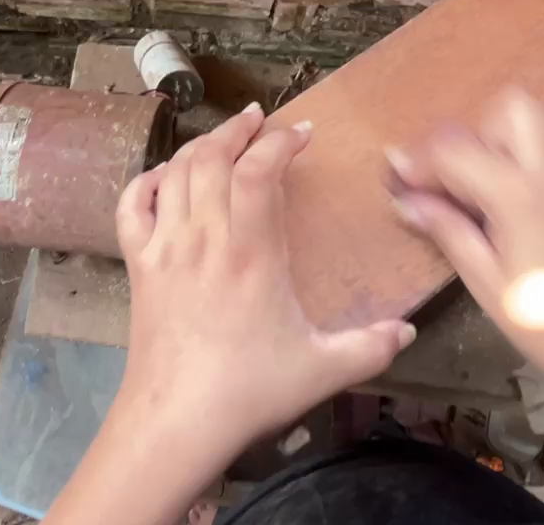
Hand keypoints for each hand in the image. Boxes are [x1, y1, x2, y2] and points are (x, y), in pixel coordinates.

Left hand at [112, 102, 416, 452]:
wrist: (174, 423)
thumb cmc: (248, 390)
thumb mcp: (321, 370)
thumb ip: (370, 347)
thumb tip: (410, 331)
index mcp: (250, 250)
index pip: (259, 170)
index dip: (280, 141)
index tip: (301, 133)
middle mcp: (204, 235)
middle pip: (213, 157)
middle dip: (238, 128)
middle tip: (260, 119)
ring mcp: (165, 245)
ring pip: (176, 171)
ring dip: (201, 145)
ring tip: (224, 138)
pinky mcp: (139, 263)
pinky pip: (133, 205)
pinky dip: (147, 181)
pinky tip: (165, 178)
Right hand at [388, 89, 543, 408]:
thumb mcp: (486, 285)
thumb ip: (448, 231)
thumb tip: (405, 201)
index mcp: (517, 192)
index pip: (454, 153)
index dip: (419, 164)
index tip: (398, 179)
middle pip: (511, 107)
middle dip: (479, 132)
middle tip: (466, 179)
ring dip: (524, 130)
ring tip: (508, 170)